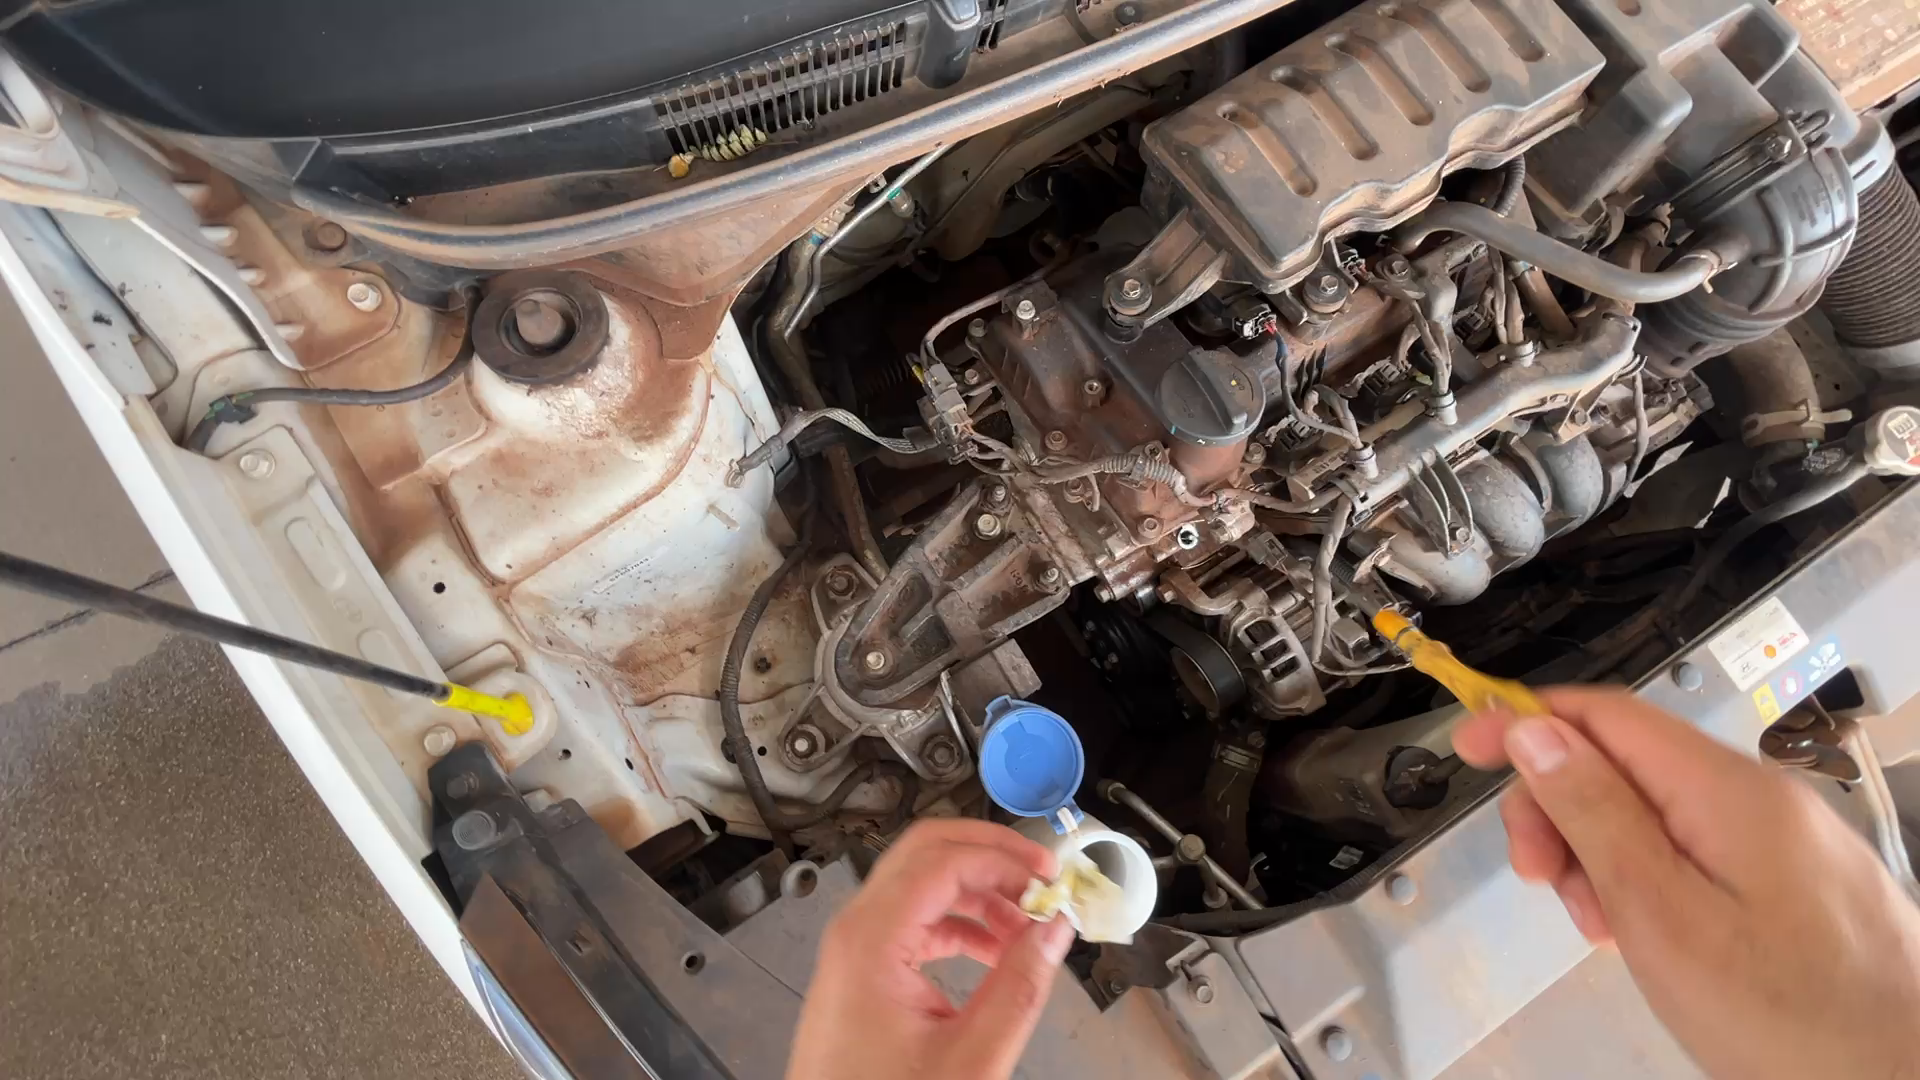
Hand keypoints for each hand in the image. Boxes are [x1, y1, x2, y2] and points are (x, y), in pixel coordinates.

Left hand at [787, 818, 1073, 1079]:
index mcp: (872, 937)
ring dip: (979, 891)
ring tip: (1027, 925)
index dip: (1001, 858)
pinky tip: (996, 950)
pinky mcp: (864, 966)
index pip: (942, 860)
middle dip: (989, 855)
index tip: (1048, 876)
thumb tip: (1056, 928)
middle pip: (927, 852)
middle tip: (1040, 876)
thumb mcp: (968, 1062)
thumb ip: (1018, 989)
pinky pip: (916, 919)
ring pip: (923, 882)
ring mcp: (857, 943)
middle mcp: (857, 925)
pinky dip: (960, 922)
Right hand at [1454, 686, 1919, 1079]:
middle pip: (1617, 763)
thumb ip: (1591, 809)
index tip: (1466, 747)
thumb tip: (1533, 730)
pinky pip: (1684, 845)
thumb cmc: (1783, 1016)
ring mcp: (1782, 838)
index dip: (1523, 720)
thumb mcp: (1657, 909)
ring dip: (1591, 849)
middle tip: (1532, 872)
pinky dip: (1637, 872)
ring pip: (1644, 807)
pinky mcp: (1791, 879)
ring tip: (1592, 918)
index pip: (1602, 713)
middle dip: (1555, 807)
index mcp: (1729, 790)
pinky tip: (1634, 925)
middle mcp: (1760, 797)